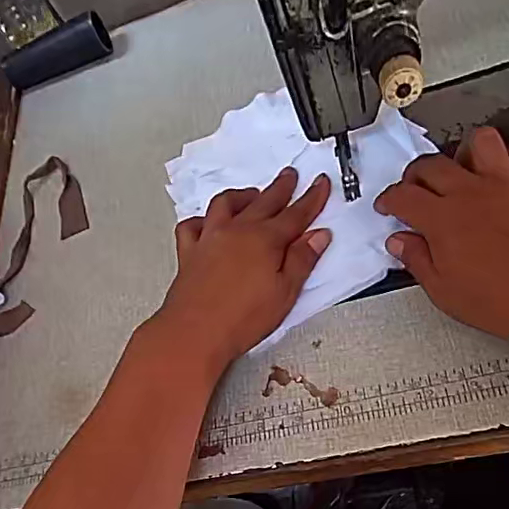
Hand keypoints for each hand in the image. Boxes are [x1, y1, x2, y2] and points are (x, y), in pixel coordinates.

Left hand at [146, 168, 331, 371]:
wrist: (195, 332)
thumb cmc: (240, 319)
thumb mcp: (285, 293)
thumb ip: (302, 261)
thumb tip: (317, 237)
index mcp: (265, 240)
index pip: (296, 214)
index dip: (311, 198)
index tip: (319, 185)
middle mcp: (236, 232)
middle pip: (264, 202)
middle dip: (281, 188)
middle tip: (290, 177)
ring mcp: (210, 239)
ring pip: (227, 205)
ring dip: (243, 196)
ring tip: (253, 194)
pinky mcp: (189, 253)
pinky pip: (193, 225)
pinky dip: (202, 219)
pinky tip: (207, 221)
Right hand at [375, 127, 508, 342]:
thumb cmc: (506, 299)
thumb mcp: (444, 291)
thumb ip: (418, 260)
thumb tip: (401, 245)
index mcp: (443, 220)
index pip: (403, 197)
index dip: (389, 200)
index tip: (388, 206)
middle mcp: (473, 194)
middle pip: (432, 165)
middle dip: (415, 175)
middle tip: (414, 189)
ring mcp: (508, 185)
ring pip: (480, 141)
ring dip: (465, 151)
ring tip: (460, 168)